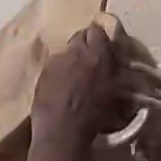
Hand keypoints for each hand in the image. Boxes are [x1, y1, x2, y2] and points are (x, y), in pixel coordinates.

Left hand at [30, 24, 124, 153]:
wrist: (63, 130)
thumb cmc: (95, 114)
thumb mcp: (115, 90)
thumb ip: (114, 70)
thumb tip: (117, 62)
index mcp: (99, 55)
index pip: (97, 30)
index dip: (99, 38)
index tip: (102, 47)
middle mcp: (77, 52)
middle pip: (80, 35)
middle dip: (85, 43)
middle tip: (89, 59)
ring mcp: (58, 60)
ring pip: (66, 50)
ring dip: (72, 57)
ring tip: (74, 73)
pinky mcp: (44, 70)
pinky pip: (54, 63)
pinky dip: (59, 69)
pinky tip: (60, 84)